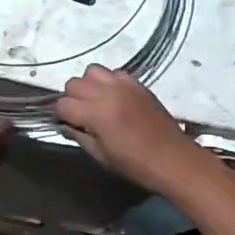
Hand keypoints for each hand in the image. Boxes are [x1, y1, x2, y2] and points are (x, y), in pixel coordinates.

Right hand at [56, 65, 216, 194]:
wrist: (172, 158)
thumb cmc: (134, 164)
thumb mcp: (101, 156)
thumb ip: (80, 136)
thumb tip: (65, 125)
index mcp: (96, 113)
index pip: (63, 103)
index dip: (62, 115)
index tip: (69, 124)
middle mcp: (106, 93)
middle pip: (74, 83)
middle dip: (72, 97)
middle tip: (82, 114)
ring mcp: (123, 85)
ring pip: (93, 70)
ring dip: (89, 85)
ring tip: (97, 101)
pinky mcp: (137, 84)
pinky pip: (115, 72)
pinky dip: (110, 81)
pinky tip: (116, 97)